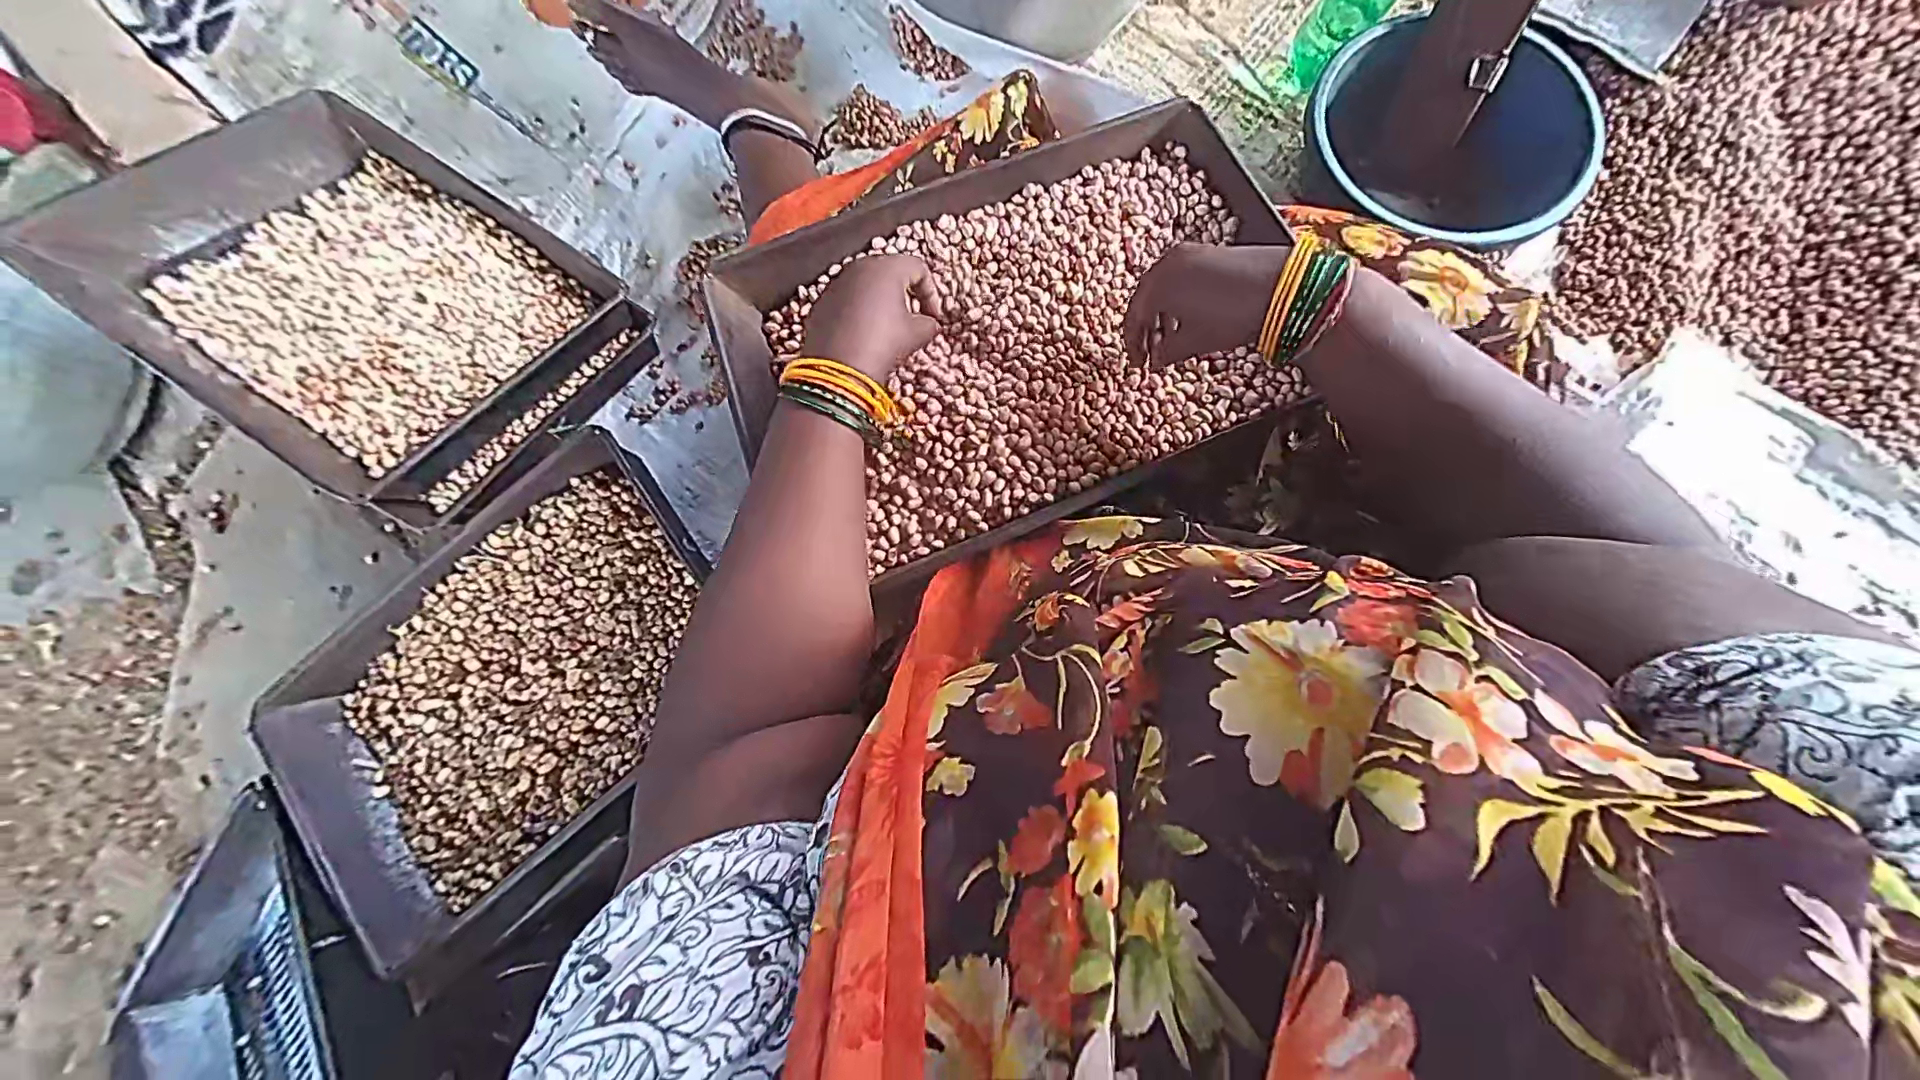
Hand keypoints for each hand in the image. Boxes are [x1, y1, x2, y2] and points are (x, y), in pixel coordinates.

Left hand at [801, 255, 943, 380]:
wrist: (840, 367)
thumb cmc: (884, 342)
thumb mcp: (916, 334)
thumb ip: (929, 323)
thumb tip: (929, 323)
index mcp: (887, 267)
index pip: (918, 268)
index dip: (932, 293)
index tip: (934, 317)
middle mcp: (859, 267)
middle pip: (890, 273)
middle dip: (905, 295)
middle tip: (913, 319)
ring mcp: (836, 284)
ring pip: (866, 286)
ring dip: (881, 303)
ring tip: (888, 329)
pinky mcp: (821, 302)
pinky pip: (847, 301)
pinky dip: (860, 313)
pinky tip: (864, 336)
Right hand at [1123, 243, 1288, 366]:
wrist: (1282, 286)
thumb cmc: (1232, 316)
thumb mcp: (1193, 342)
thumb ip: (1165, 353)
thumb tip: (1155, 360)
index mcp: (1156, 286)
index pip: (1133, 318)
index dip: (1133, 344)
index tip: (1137, 364)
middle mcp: (1166, 263)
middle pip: (1145, 299)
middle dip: (1146, 328)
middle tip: (1149, 352)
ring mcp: (1189, 253)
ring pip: (1162, 287)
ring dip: (1161, 313)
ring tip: (1169, 337)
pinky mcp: (1209, 251)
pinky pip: (1181, 277)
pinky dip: (1177, 299)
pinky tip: (1187, 317)